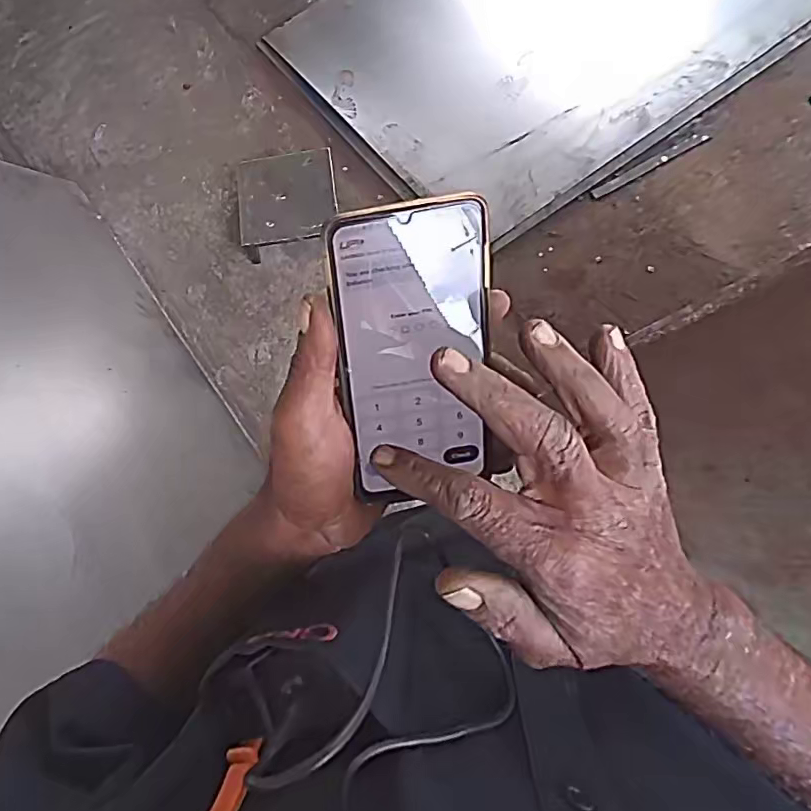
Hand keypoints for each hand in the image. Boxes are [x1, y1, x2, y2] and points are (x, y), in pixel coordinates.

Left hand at [256, 290, 523, 559]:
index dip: (421, 299)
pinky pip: (453, 432)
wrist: (313, 530)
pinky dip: (475, 427)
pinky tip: (501, 424)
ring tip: (512, 371)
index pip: (392, 322)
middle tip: (496, 319)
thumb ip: (311, 363)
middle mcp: (383, 386)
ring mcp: (405, 417)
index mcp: (354, 369)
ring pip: (449, 391)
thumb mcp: (300, 411)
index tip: (453, 281)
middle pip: (430, 353)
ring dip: (477, 382)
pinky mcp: (421, 449)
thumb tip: (312, 305)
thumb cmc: (298, 471)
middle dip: (466, 335)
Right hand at [370, 317, 716, 671]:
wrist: (671, 619)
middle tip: (449, 362)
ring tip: (528, 330)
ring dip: (562, 366)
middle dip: (491, 395)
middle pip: (540, 437)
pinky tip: (605, 335)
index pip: (479, 504)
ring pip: (595, 412)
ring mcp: (623, 476)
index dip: (428, 478)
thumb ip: (496, 610)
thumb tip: (449, 581)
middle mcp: (590, 504)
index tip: (392, 456)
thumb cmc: (603, 624)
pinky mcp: (644, 460)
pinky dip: (622, 368)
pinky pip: (636, 409)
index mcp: (555, 549)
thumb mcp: (545, 641)